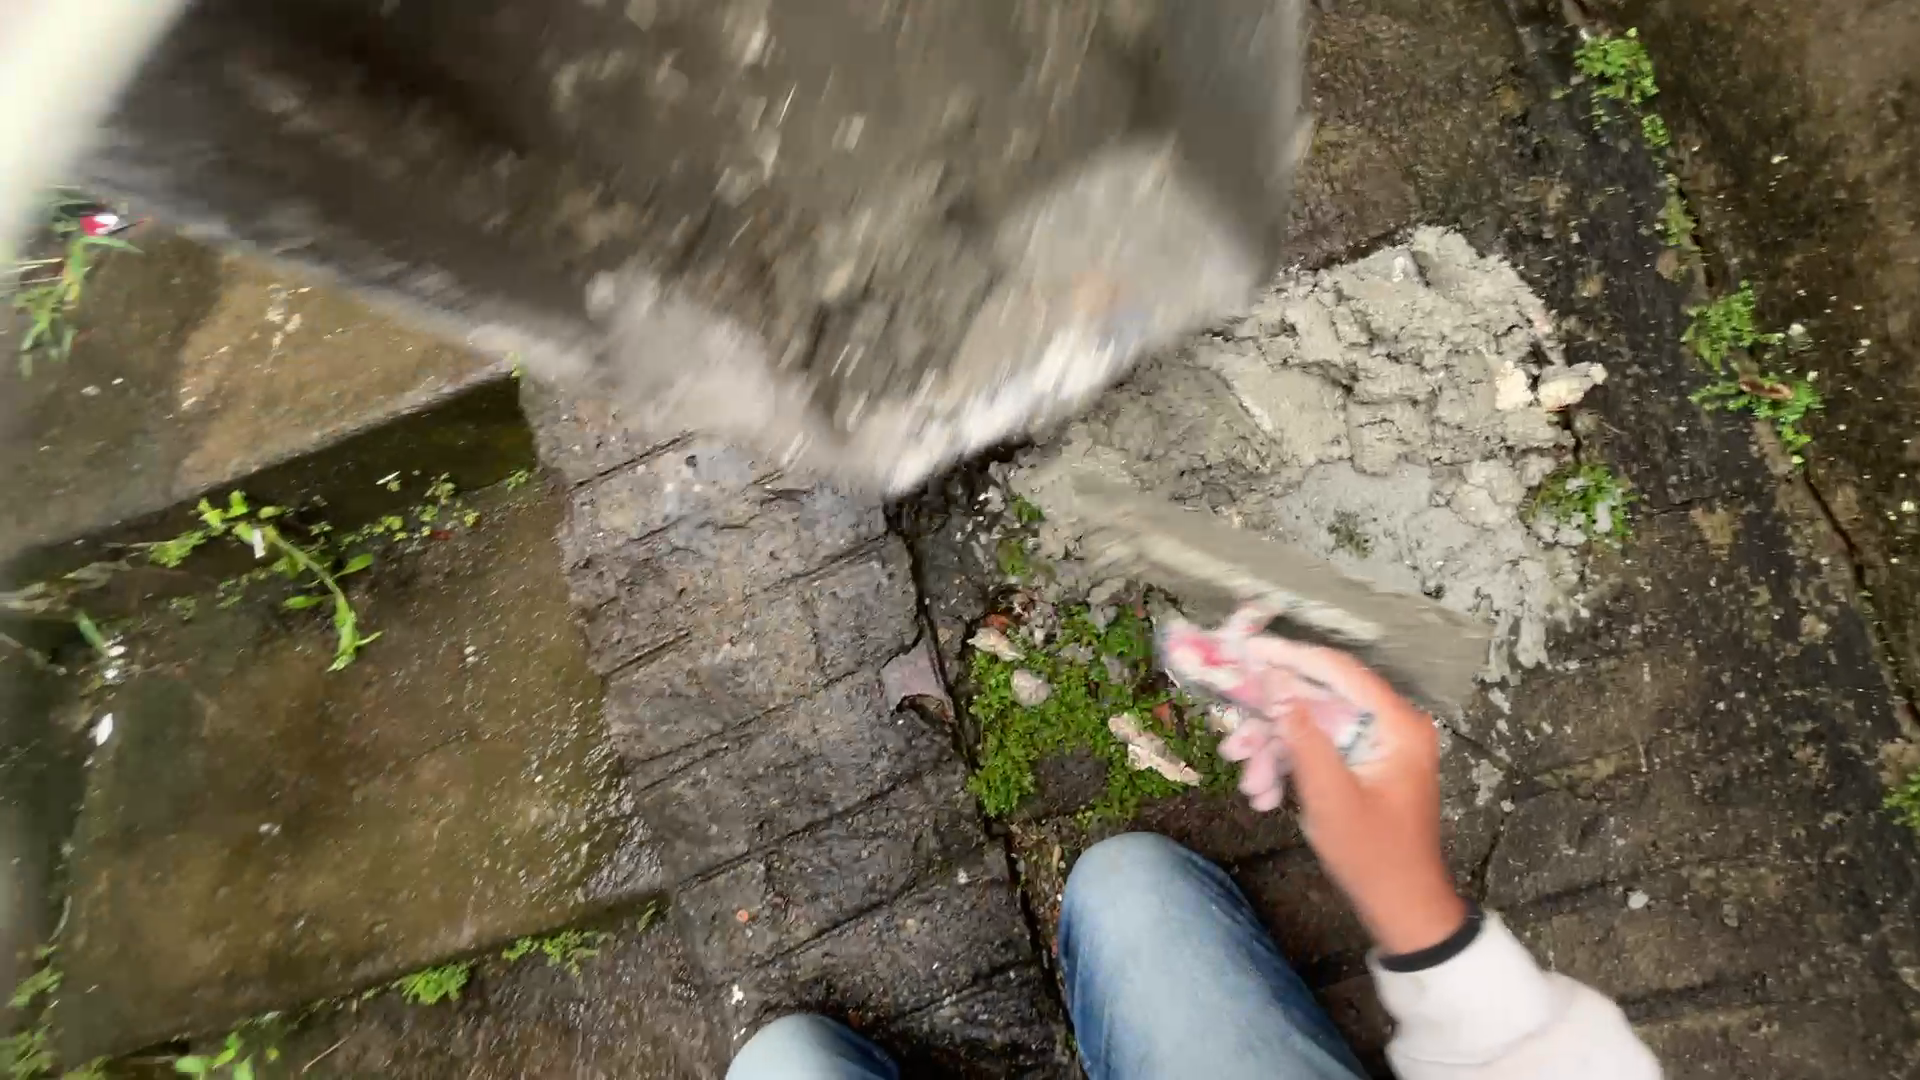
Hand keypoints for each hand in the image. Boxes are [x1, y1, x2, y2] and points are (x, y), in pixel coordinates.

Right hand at [1219, 638, 1466, 955]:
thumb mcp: (1330, 793)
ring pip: (1306, 726)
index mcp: (1396, 724)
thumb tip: (1274, 682)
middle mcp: (1387, 724)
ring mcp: (1373, 743)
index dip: (1289, 656)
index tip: (1247, 648)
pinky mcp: (1358, 761)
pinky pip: (1313, 748)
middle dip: (1269, 722)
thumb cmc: (1372, 855)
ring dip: (1271, 752)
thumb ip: (1302, 733)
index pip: (1336, 670)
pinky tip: (1263, 794)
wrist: (1401, 910)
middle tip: (1232, 737)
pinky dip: (1285, 766)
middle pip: (1314, 700)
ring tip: (1248, 782)